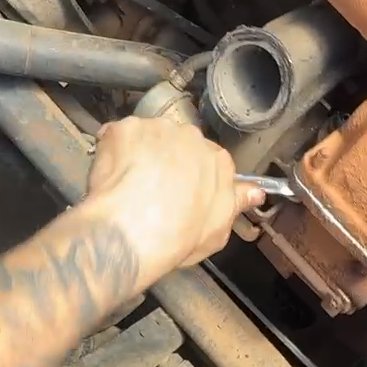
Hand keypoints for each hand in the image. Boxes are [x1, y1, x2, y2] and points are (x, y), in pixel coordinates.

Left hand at [79, 116, 264, 290]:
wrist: (131, 232)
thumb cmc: (176, 237)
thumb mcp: (217, 232)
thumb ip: (236, 204)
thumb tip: (254, 191)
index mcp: (218, 161)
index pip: (211, 160)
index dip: (195, 177)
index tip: (183, 192)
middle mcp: (192, 137)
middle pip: (181, 144)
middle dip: (169, 161)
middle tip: (154, 191)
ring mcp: (157, 130)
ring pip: (150, 136)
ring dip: (141, 154)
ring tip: (130, 185)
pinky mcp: (125, 129)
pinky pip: (118, 135)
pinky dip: (114, 152)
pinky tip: (112, 176)